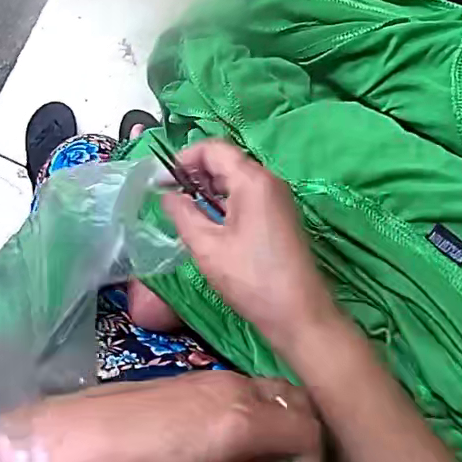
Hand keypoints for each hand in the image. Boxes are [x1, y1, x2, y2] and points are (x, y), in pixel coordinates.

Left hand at [0, 371, 322, 461]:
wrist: (67, 440)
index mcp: (244, 419)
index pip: (310, 430)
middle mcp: (236, 386)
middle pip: (296, 401)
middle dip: (303, 439)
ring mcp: (212, 375)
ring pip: (270, 390)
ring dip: (278, 424)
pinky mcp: (191, 374)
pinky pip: (242, 387)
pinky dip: (254, 412)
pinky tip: (228, 444)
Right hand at [159, 139, 340, 348]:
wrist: (298, 313)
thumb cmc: (251, 278)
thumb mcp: (207, 246)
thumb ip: (182, 213)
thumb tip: (167, 195)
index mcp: (253, 180)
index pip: (213, 149)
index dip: (184, 158)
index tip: (162, 180)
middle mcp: (269, 181)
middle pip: (226, 161)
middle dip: (195, 173)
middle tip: (170, 196)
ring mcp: (278, 199)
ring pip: (237, 179)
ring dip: (210, 189)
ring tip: (186, 211)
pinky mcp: (281, 217)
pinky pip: (248, 196)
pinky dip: (226, 202)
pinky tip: (211, 224)